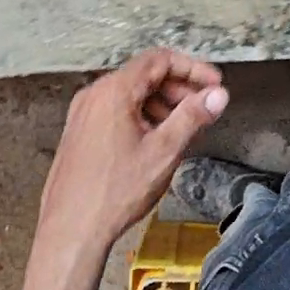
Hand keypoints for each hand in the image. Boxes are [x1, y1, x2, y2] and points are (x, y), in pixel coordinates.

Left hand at [35, 49, 229, 256]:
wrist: (71, 229)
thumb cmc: (112, 194)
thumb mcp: (164, 152)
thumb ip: (193, 117)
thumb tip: (217, 96)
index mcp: (113, 92)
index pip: (159, 60)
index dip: (192, 68)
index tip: (213, 84)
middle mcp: (94, 96)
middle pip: (145, 75)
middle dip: (179, 89)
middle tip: (204, 108)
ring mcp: (84, 115)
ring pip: (131, 95)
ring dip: (162, 105)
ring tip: (184, 130)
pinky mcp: (80, 133)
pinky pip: (116, 112)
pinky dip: (142, 117)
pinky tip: (157, 143)